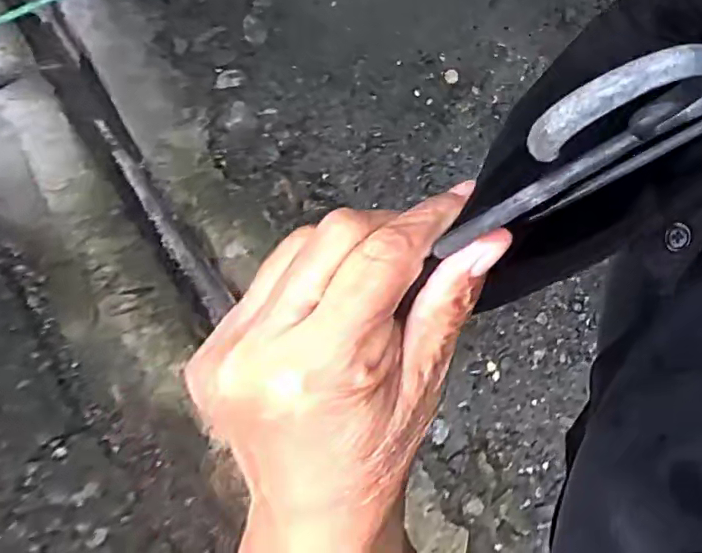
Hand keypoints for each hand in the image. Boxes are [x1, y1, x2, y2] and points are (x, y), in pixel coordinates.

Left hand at [185, 183, 510, 552]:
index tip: (461, 201)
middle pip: (337, 234)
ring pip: (303, 242)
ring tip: (390, 266)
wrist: (311, 500)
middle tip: (432, 239)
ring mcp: (227, 348)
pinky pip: (276, 269)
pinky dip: (324, 261)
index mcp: (319, 363)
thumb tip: (487, 240)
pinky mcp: (213, 344)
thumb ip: (452, 296)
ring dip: (359, 239)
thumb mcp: (430, 371)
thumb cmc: (375, 446)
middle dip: (396, 224)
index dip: (430, 216)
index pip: (380, 254)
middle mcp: (259, 351)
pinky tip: (349, 285)